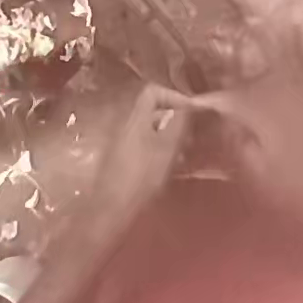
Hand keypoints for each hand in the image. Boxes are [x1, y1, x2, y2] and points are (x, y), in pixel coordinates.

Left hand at [77, 84, 193, 233]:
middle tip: (192, 137)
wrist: (110, 210)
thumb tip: (189, 105)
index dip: (174, 97)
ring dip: (169, 137)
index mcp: (136, 118)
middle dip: (175, 120)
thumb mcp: (167, 148)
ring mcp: (121, 143)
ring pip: (150, 130)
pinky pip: (144, 145)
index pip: (153, 91)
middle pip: (153, 111)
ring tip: (185, 154)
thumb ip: (179, 123)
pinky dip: (159, 150)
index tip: (192, 113)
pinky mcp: (120, 160)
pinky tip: (169, 168)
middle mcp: (126, 125)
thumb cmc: (141, 177)